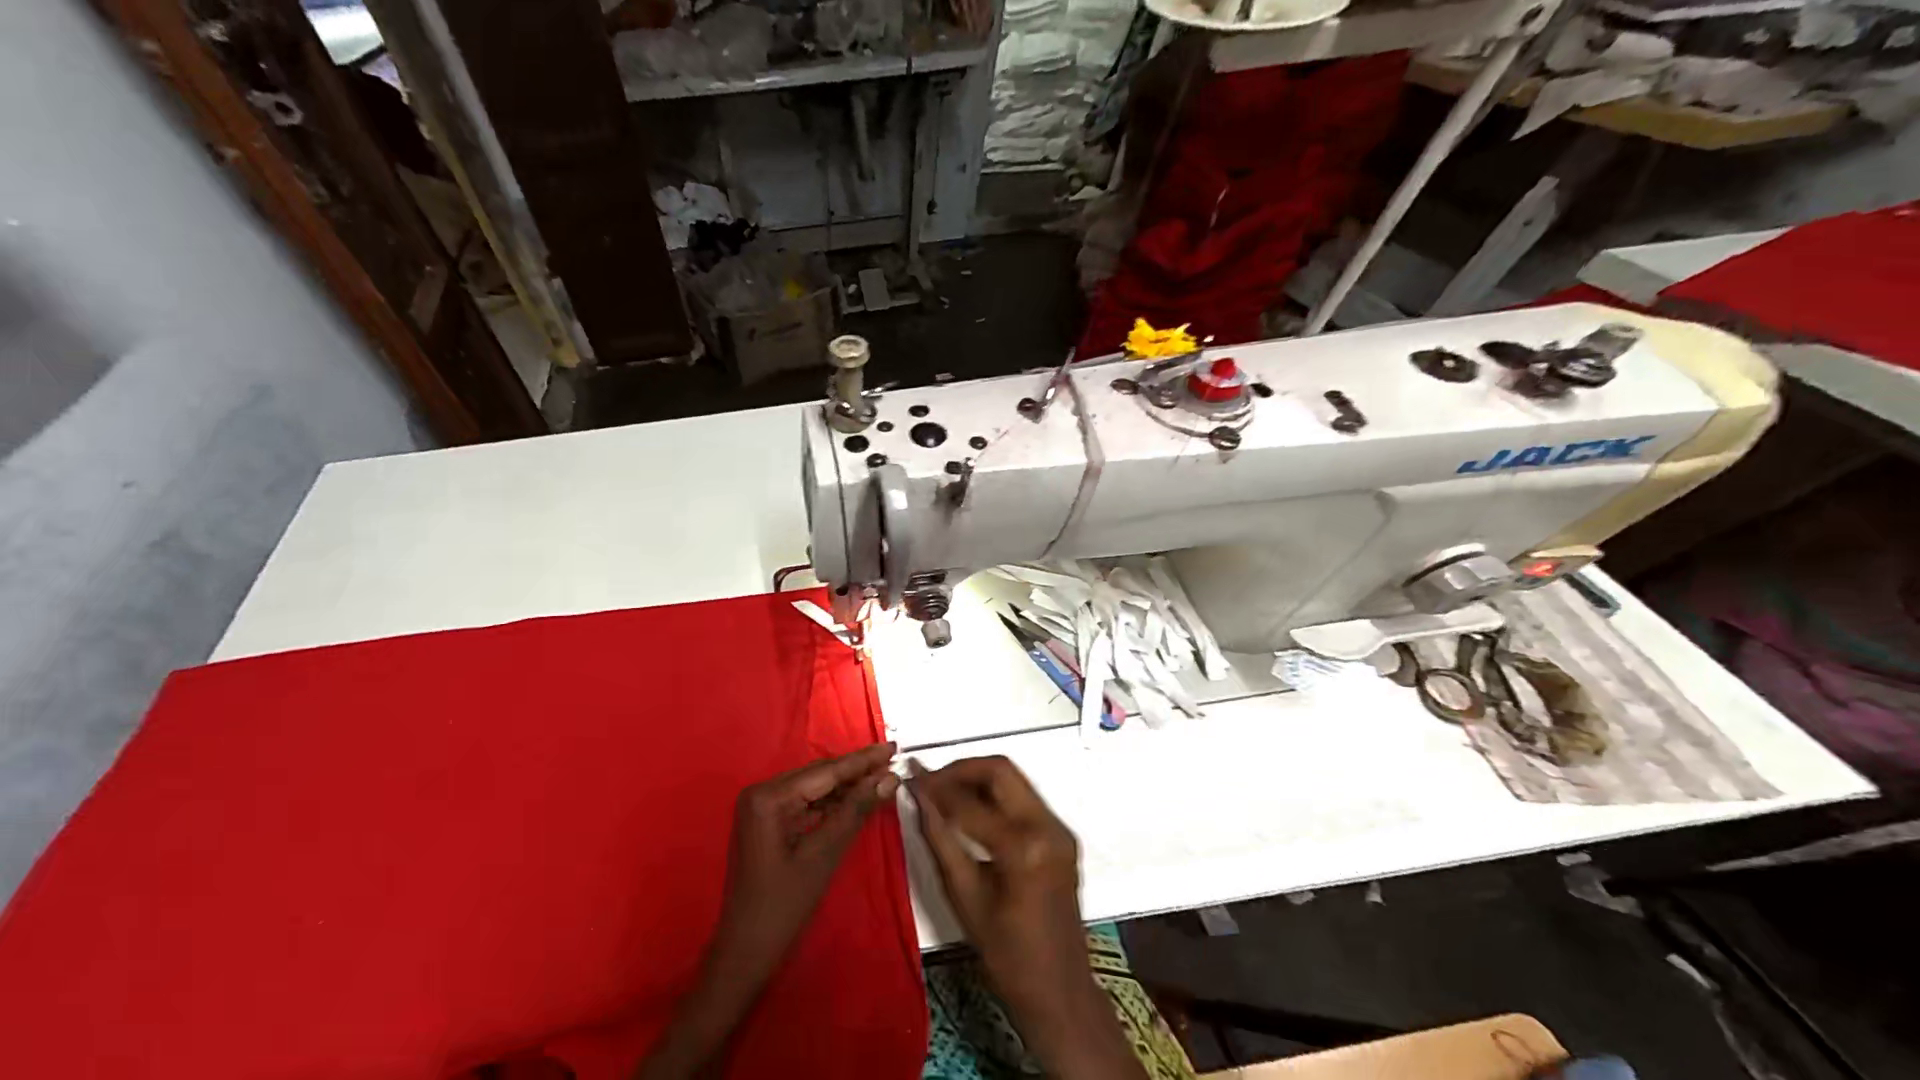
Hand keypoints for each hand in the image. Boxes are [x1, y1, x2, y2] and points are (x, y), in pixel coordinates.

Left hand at [713, 742, 900, 982]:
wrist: (745, 953)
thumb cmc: (782, 906)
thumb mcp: (823, 855)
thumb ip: (855, 811)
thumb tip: (888, 779)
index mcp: (768, 797)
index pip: (825, 773)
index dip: (862, 761)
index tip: (891, 747)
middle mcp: (761, 793)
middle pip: (819, 776)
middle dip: (856, 771)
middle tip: (892, 759)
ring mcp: (762, 808)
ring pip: (814, 788)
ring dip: (846, 786)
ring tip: (882, 776)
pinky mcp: (767, 823)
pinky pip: (806, 804)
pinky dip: (832, 803)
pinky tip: (857, 798)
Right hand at [911, 756, 1145, 1079]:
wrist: (1059, 988)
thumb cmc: (1005, 955)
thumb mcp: (963, 897)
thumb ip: (939, 838)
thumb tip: (917, 795)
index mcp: (1024, 848)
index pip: (969, 801)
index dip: (935, 787)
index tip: (909, 776)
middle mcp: (1049, 826)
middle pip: (1000, 770)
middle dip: (960, 769)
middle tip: (930, 781)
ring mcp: (1060, 828)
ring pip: (1014, 778)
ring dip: (977, 778)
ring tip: (944, 792)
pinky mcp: (1062, 834)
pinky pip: (1024, 798)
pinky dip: (995, 795)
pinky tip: (970, 809)